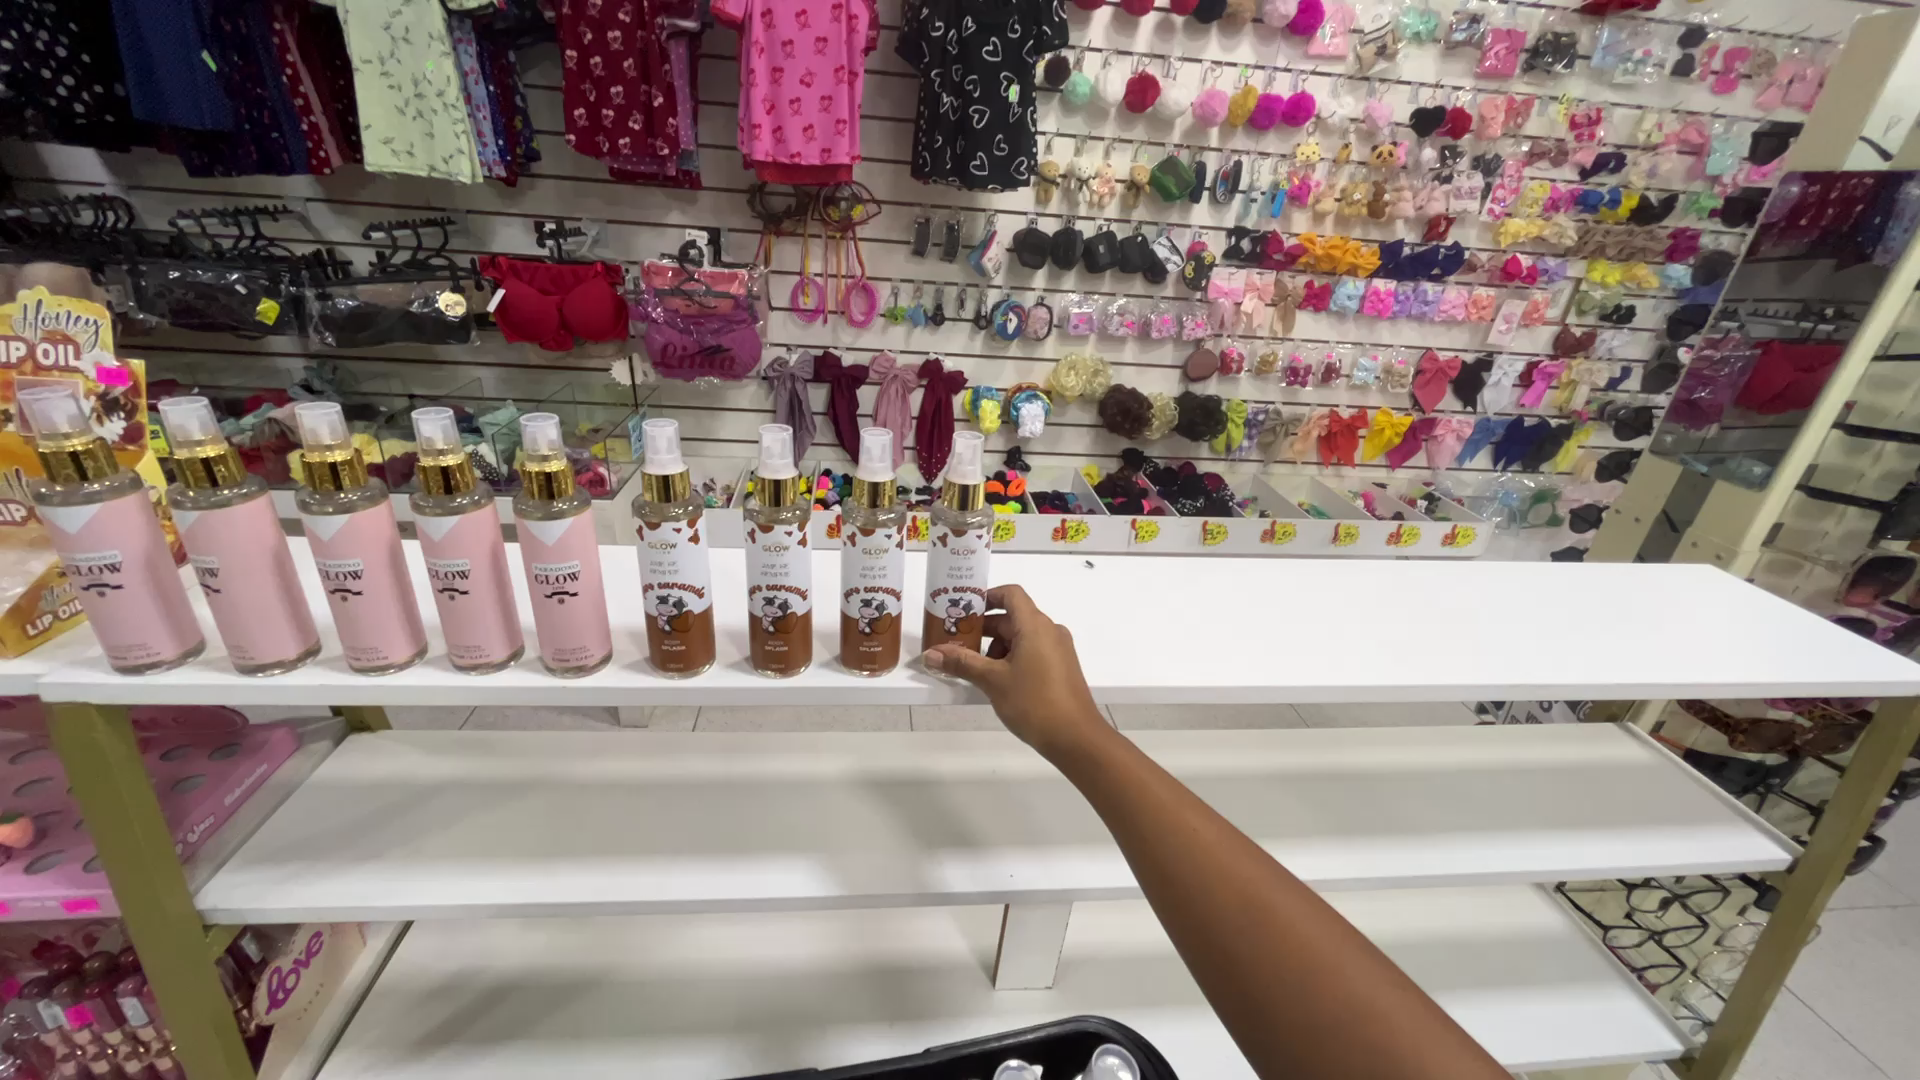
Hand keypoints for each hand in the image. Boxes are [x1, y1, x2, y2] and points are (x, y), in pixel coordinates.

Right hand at [922, 585, 1110, 758]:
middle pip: (1012, 617)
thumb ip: (961, 663)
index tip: (963, 610)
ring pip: (1021, 637)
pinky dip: (1011, 658)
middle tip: (956, 643)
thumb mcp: (993, 681)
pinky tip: (996, 681)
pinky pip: (1032, 651)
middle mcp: (1049, 631)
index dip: (986, 596)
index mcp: (1035, 625)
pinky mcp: (1061, 667)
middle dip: (983, 629)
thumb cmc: (1034, 702)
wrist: (1076, 738)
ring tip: (974, 669)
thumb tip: (931, 654)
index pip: (1010, 594)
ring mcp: (1058, 650)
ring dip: (996, 647)